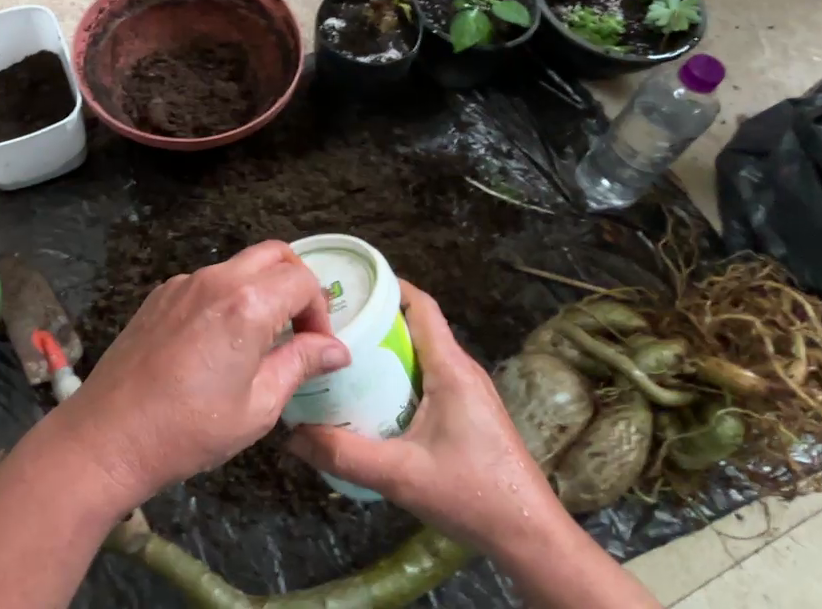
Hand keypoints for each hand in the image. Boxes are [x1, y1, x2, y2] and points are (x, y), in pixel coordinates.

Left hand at [42, 240, 350, 509]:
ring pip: (239, 265)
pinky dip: (228, 297)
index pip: (302, 281)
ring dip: (261, 290)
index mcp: (245, 304)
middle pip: (273, 254)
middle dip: (296, 284)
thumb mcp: (258, 406)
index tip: (317, 347)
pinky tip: (218, 344)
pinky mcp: (159, 295)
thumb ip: (299, 365)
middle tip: (298, 329)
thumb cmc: (189, 429)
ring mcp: (182, 283)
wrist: (108, 436)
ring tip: (261, 341)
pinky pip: (207, 282)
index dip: (320, 311)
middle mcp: (214, 280)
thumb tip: (336, 348)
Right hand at [286, 281, 563, 550]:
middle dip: (373, 322)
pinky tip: (372, 400)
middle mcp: (461, 370)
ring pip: (420, 355)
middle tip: (329, 327)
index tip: (346, 287)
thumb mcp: (399, 475)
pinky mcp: (469, 414)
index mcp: (450, 368)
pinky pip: (428, 379)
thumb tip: (291, 436)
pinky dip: (398, 377)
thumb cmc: (472, 494)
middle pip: (415, 327)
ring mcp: (469, 392)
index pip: (420, 305)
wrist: (530, 536)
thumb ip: (342, 455)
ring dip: (385, 352)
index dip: (386, 286)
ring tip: (341, 359)